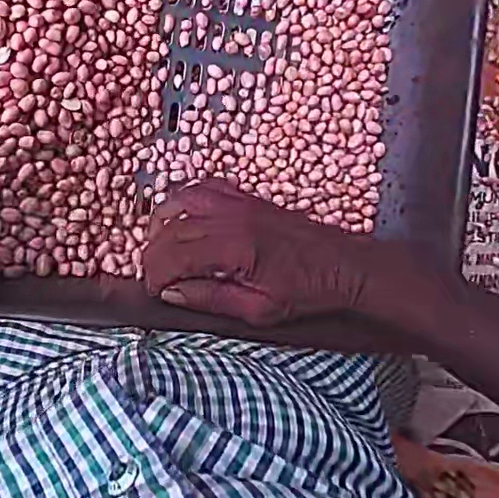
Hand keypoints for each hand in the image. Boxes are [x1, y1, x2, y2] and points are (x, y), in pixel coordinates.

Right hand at [142, 179, 378, 326]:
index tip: (155, 291)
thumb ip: (212, 299)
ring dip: (162, 223)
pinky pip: (203, 186)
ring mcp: (237, 202)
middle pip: (170, 228)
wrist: (345, 265)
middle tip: (155, 277)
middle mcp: (230, 217)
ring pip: (179, 199)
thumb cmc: (308, 291)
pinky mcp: (246, 197)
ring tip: (161, 247)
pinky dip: (185, 200)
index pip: (173, 255)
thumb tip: (172, 293)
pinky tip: (184, 218)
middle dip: (153, 255)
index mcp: (233, 248)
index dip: (155, 275)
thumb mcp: (260, 310)